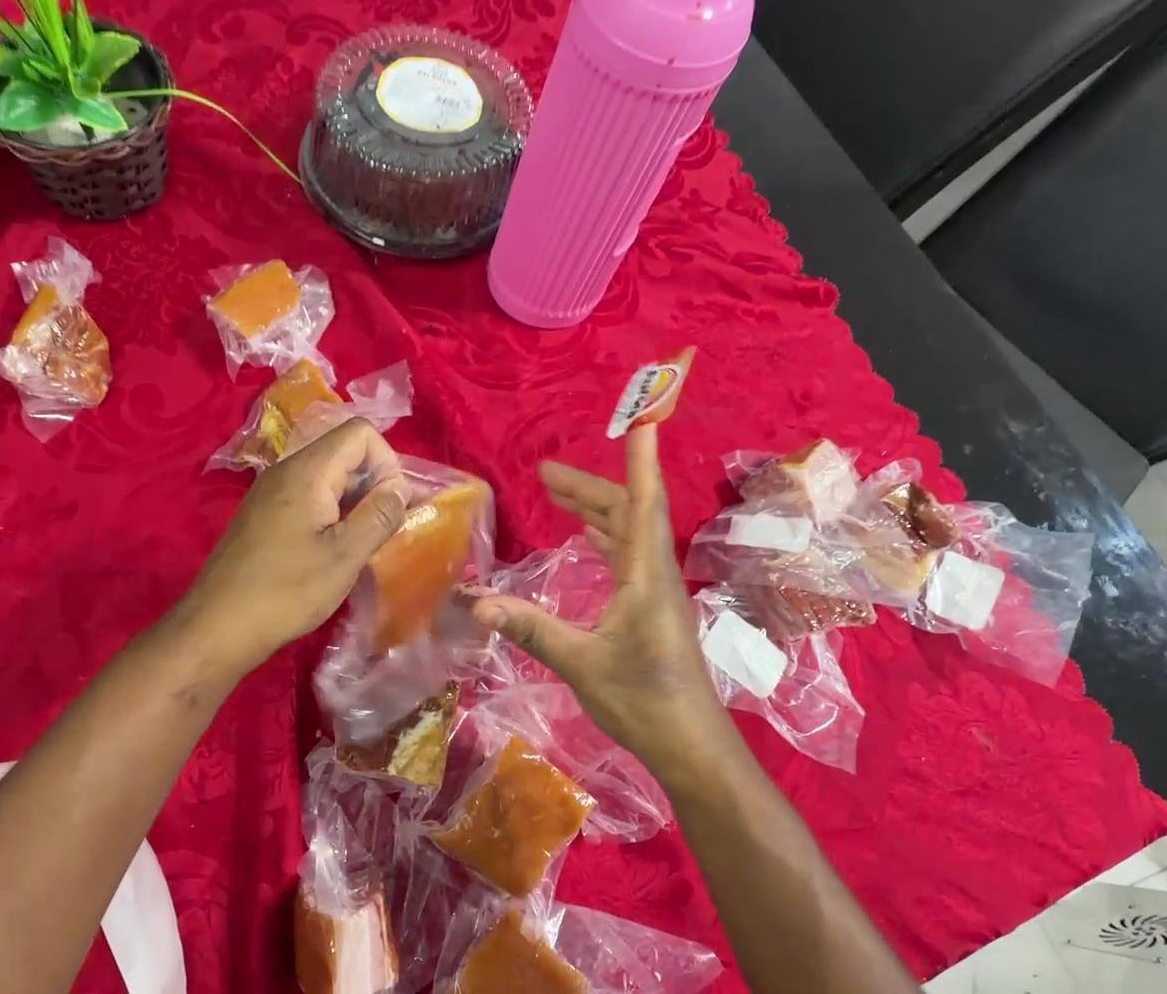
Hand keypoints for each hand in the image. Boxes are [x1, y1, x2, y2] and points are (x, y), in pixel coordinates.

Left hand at [182, 418, 408, 669]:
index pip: (360, 433)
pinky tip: (334, 549)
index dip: (387, 462)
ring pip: (327, 476)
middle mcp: (286, 470)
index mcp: (307, 471)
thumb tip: (400, 488)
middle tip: (388, 526)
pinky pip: (308, 496)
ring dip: (354, 500)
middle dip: (375, 481)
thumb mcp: (345, 556)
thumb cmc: (286, 591)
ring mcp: (270, 492)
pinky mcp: (263, 515)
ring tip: (365, 541)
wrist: (217, 626)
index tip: (392, 506)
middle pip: (343, 451)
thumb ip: (379, 515)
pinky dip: (331, 512)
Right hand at [468, 425, 732, 777]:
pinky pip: (628, 556)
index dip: (640, 461)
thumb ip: (531, 629)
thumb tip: (476, 603)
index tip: (641, 421)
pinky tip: (587, 538)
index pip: (644, 504)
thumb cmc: (643, 702)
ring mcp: (656, 592)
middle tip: (544, 473)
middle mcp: (655, 574)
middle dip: (590, 487)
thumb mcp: (581, 665)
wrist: (691, 745)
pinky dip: (606, 537)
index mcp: (646, 576)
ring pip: (628, 534)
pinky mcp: (651, 609)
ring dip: (597, 510)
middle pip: (628, 514)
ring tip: (558, 494)